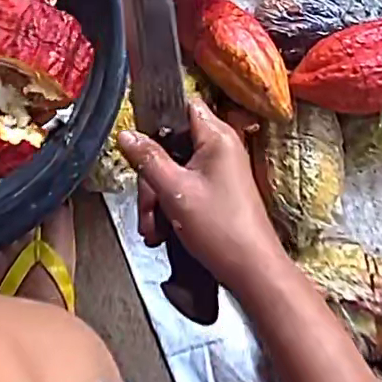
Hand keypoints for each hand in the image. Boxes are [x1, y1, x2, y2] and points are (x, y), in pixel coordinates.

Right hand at [117, 96, 282, 277]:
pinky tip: (162, 229)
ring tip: (153, 226)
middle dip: (151, 175)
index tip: (138, 138)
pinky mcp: (216, 190)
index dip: (158, 116)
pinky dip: (169, 204)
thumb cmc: (221, 229)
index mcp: (216, 137)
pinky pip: (183, 185)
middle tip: (147, 205)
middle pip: (171, 143)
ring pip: (173, 167)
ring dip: (157, 196)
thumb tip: (126, 134)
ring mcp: (219, 170)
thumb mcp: (174, 190)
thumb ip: (147, 158)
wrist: (255, 276)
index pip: (182, 104)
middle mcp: (220, 147)